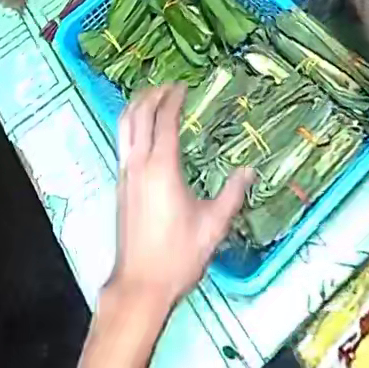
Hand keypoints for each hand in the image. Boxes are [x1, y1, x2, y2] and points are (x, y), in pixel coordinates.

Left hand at [108, 84, 252, 309]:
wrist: (141, 282)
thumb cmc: (179, 255)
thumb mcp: (212, 226)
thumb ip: (231, 195)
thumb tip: (249, 170)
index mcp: (162, 167)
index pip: (165, 120)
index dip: (173, 99)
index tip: (183, 87)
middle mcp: (139, 161)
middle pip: (140, 113)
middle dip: (153, 94)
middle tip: (169, 86)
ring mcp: (125, 170)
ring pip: (125, 123)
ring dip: (137, 104)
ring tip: (151, 96)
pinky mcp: (119, 180)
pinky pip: (121, 138)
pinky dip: (129, 121)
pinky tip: (140, 126)